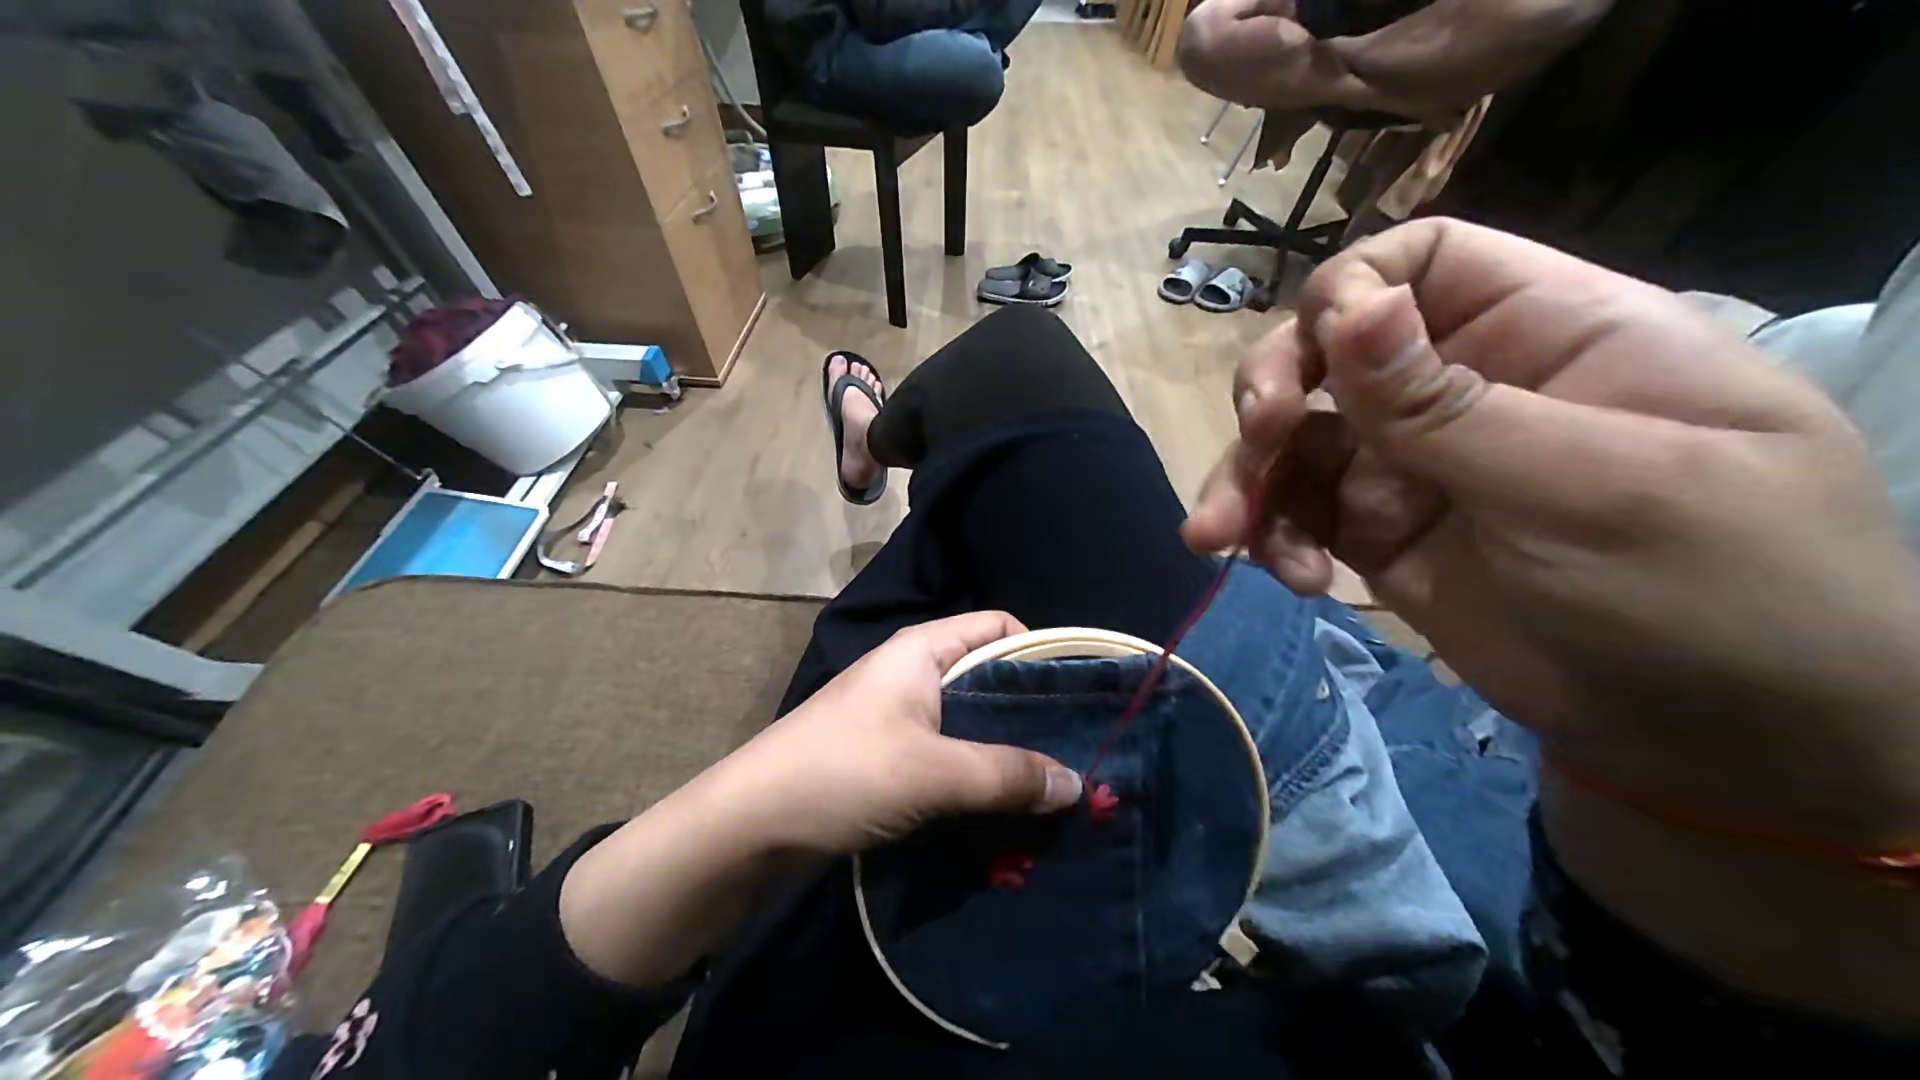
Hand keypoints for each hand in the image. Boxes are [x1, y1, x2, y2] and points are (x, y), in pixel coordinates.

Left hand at [559, 613, 1079, 986]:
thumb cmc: (841, 773)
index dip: (1041, 651)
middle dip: (1031, 712)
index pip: (998, 626)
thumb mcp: (932, 770)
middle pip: (989, 677)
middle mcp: (912, 673)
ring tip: (1052, 787)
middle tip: (1079, 752)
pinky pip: (949, 756)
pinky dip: (977, 777)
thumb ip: (1006, 774)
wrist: (747, 828)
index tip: (1081, 696)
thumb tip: (1077, 784)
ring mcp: (898, 717)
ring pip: (970, 722)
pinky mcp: (888, 758)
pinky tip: (1005, 807)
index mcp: (921, 649)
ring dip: (1006, 752)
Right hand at [1184, 218, 1919, 847]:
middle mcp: (1461, 386)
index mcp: (1542, 333)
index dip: (1351, 290)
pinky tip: (1290, 579)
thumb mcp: (1589, 487)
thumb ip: (1450, 404)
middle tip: (1255, 441)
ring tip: (1219, 538)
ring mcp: (1408, 464)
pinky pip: (1295, 513)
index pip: (1421, 262)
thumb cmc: (1710, 592)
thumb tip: (1346, 306)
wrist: (1711, 741)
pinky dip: (1272, 538)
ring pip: (1292, 440)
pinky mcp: (1374, 532)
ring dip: (1245, 480)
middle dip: (1271, 391)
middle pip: (1327, 351)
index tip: (1312, 358)